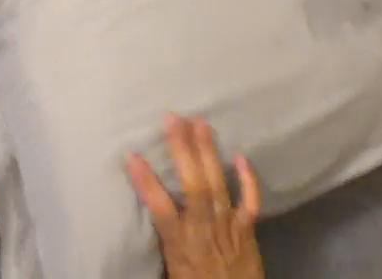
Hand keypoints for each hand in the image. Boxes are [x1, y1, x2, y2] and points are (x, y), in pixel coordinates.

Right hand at [125, 114, 265, 278]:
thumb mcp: (172, 269)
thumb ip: (164, 239)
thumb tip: (148, 214)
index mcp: (180, 243)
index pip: (160, 208)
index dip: (146, 181)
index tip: (131, 154)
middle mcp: (203, 231)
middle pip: (193, 187)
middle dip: (183, 150)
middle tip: (173, 117)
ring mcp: (227, 228)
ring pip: (218, 186)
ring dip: (208, 152)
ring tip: (199, 122)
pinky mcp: (247, 231)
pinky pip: (250, 203)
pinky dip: (247, 179)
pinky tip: (240, 155)